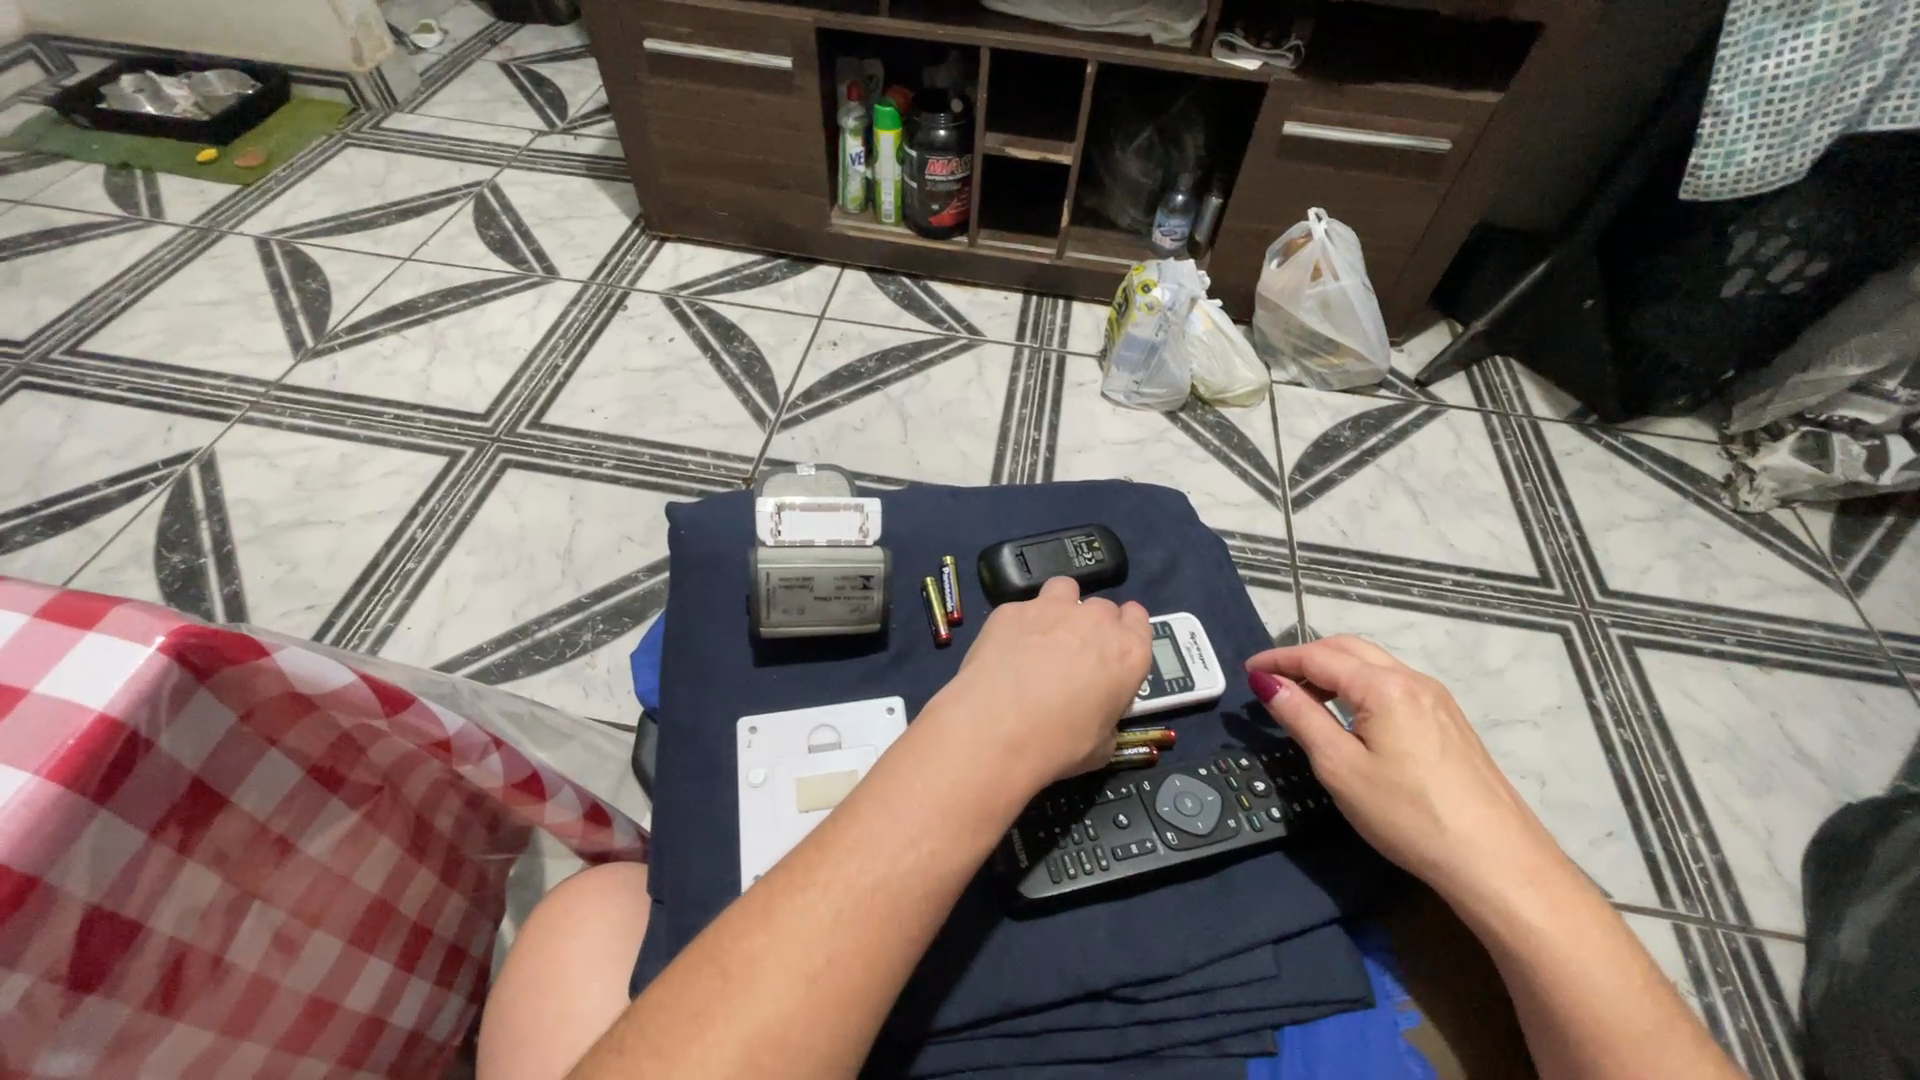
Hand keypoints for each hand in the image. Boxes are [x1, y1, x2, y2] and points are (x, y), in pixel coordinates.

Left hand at [929, 577, 1151, 788]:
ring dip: (1061, 609)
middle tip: (1075, 655)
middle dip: (1093, 626)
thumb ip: (1108, 718)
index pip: (1139, 620)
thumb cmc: (1059, 745)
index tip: (1113, 650)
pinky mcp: (1011, 609)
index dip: (1126, 632)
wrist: (996, 731)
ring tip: (1044, 637)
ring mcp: (1051, 608)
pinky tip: (1006, 650)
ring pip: (1065, 591)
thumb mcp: (1102, 745)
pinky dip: (1020, 624)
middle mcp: (1095, 621)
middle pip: (1103, 608)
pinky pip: (1023, 609)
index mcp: (1128, 653)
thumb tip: (1097, 715)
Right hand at [1245, 636, 1566, 899]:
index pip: (1318, 656)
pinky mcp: (1449, 723)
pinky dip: (1358, 687)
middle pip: (1348, 649)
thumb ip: (1301, 717)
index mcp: (1384, 687)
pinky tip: (1348, 716)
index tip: (1247, 671)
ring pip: (1373, 666)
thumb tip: (1267, 682)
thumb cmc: (1408, 815)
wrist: (1497, 862)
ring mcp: (1437, 701)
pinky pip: (1392, 686)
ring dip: (1332, 671)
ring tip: (1302, 698)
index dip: (1278, 660)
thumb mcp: (1340, 767)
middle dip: (1305, 657)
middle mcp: (1414, 681)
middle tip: (1271, 681)